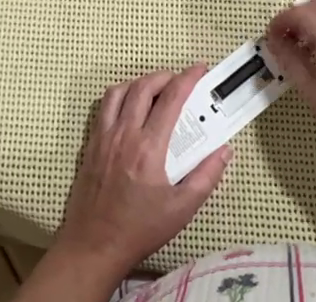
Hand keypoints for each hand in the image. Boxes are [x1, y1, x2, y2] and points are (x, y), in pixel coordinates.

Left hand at [52, 67, 230, 274]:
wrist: (93, 246)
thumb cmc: (139, 230)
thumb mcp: (181, 209)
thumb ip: (206, 177)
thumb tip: (224, 150)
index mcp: (149, 147)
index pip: (171, 98)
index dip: (188, 78)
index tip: (199, 69)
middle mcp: (124, 134)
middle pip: (143, 86)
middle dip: (165, 75)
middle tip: (179, 80)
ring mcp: (104, 137)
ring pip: (119, 91)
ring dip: (139, 82)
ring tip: (154, 90)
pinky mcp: (90, 144)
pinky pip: (104, 107)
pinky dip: (119, 96)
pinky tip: (129, 108)